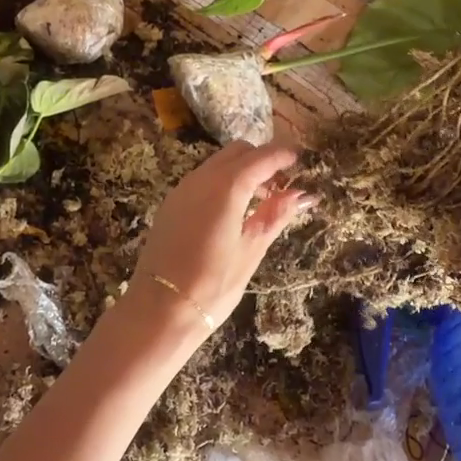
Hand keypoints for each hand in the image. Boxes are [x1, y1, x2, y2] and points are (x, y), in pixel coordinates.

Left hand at [130, 141, 311, 335]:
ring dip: (241, 170)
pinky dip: (222, 182)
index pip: (259, 158)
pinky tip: (233, 210)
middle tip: (281, 186)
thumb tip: (301, 195)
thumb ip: (274, 216)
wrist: (159, 308)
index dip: (281, 155)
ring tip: (260, 201)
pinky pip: (202, 178)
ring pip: (217, 163)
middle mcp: (200, 179)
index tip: (300, 159)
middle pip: (236, 152)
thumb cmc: (212, 285)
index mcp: (225, 188)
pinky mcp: (171, 203)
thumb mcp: (250, 251)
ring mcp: (181, 189)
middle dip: (261, 160)